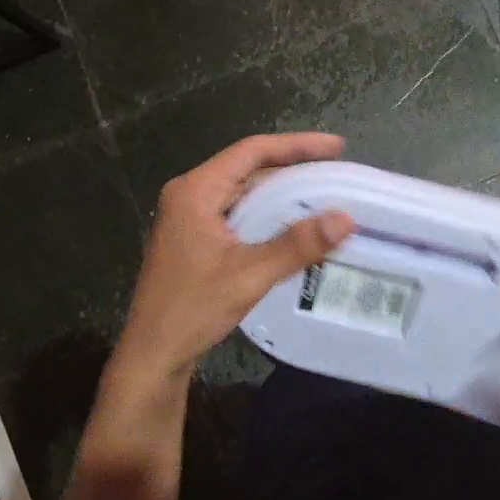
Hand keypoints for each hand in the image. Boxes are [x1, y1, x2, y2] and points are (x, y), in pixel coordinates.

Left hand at [115, 134, 354, 374]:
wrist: (153, 353)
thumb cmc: (193, 309)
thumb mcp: (250, 274)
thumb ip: (298, 244)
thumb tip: (346, 218)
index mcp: (196, 191)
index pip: (252, 152)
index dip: (297, 145)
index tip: (336, 147)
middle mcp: (189, 195)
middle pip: (247, 168)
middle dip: (292, 167)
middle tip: (336, 171)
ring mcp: (189, 217)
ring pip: (243, 192)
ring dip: (281, 192)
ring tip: (323, 194)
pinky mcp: (194, 239)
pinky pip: (237, 213)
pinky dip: (267, 213)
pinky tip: (293, 225)